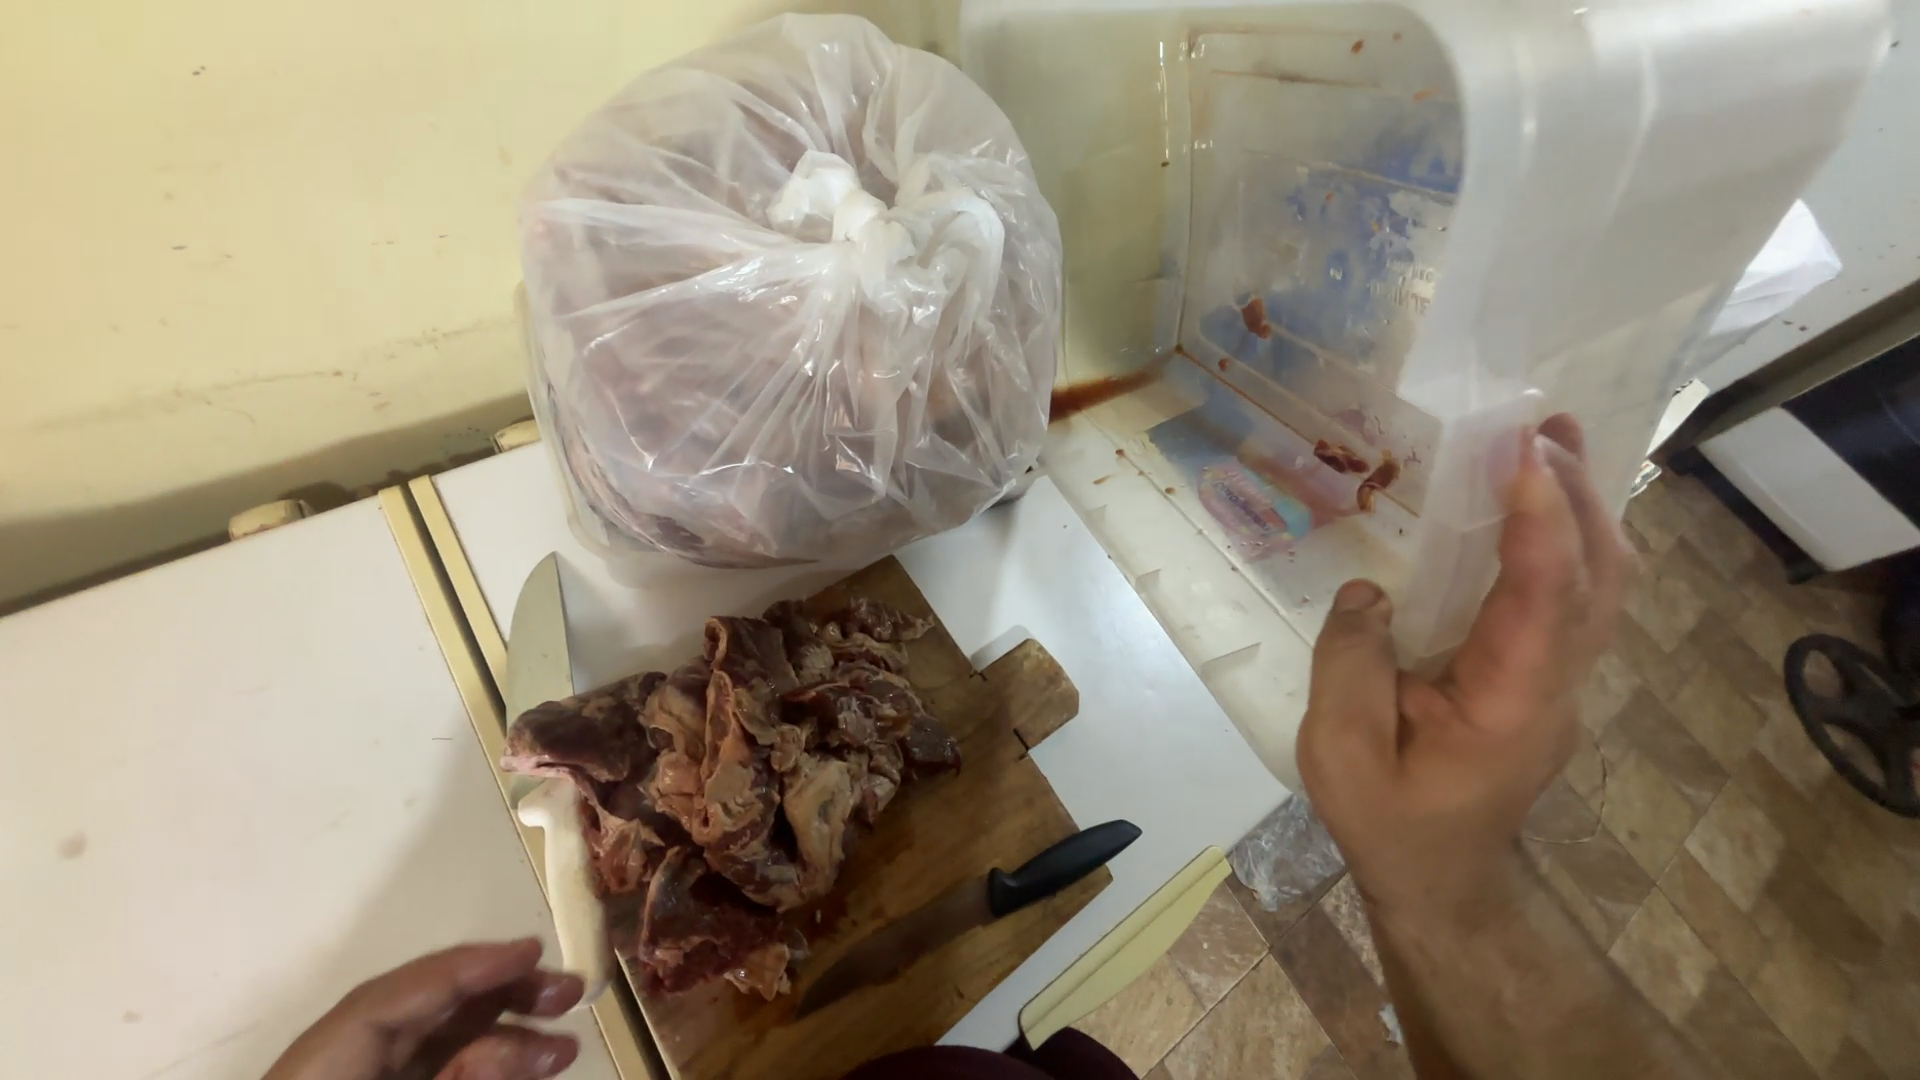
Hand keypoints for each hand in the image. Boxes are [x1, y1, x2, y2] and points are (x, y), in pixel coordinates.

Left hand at [264, 939, 583, 1079]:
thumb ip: (455, 1078)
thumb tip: (519, 1042)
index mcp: (318, 1061)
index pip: (393, 993)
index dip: (468, 965)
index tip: (536, 948)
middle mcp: (339, 1061)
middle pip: (427, 1008)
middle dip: (503, 995)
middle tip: (570, 992)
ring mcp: (366, 1074)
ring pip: (444, 1041)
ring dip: (511, 1038)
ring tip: (567, 1049)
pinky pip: (441, 1067)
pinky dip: (489, 1065)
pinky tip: (535, 1066)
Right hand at [1296, 415, 1632, 928]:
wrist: (1437, 875)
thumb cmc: (1387, 817)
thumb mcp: (1340, 748)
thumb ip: (1350, 662)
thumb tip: (1369, 591)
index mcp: (1509, 702)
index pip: (1543, 598)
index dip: (1538, 521)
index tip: (1520, 453)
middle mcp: (1555, 685)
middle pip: (1600, 577)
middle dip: (1578, 494)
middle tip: (1546, 425)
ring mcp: (1558, 684)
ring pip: (1601, 584)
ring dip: (1583, 510)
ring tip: (1551, 445)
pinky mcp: (1542, 681)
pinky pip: (1574, 599)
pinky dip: (1566, 541)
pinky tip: (1535, 512)